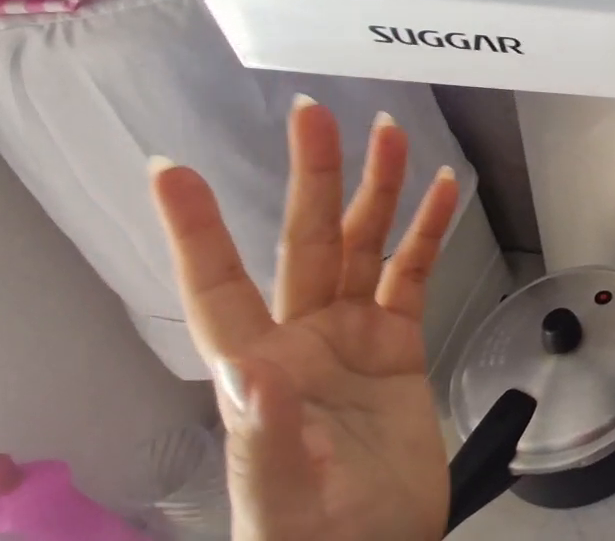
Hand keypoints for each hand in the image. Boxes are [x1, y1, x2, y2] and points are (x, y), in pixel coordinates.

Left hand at [150, 96, 459, 540]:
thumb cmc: (322, 535)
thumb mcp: (285, 504)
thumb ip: (269, 436)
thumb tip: (254, 368)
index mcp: (260, 371)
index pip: (219, 286)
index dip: (195, 228)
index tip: (171, 168)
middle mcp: (302, 338)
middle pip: (305, 242)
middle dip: (311, 177)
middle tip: (316, 116)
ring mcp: (353, 336)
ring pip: (365, 245)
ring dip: (378, 189)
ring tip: (391, 134)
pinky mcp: (401, 342)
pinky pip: (414, 273)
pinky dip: (430, 231)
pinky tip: (444, 192)